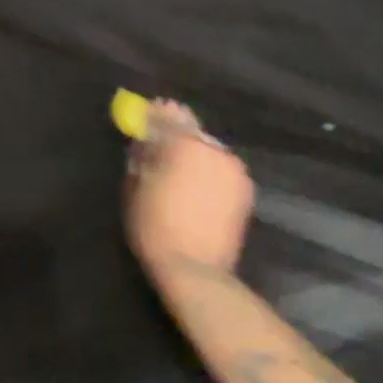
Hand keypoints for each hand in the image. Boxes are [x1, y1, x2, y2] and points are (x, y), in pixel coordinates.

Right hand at [125, 100, 255, 278]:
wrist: (196, 269)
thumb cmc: (155, 228)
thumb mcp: (136, 189)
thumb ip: (142, 156)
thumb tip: (145, 139)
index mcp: (185, 145)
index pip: (168, 116)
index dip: (155, 114)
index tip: (146, 112)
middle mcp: (214, 149)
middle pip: (193, 131)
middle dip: (177, 132)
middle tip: (162, 141)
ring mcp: (234, 169)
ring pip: (210, 150)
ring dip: (195, 152)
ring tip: (180, 169)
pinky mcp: (246, 189)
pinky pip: (222, 169)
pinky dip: (210, 170)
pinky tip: (198, 186)